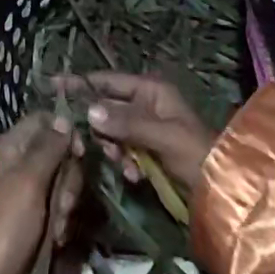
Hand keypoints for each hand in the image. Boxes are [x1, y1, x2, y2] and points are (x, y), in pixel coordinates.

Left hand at [0, 113, 82, 273]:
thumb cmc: (6, 227)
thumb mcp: (28, 181)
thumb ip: (48, 147)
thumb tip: (65, 116)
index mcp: (11, 147)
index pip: (44, 120)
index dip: (65, 131)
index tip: (79, 151)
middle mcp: (19, 164)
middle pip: (59, 152)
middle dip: (69, 177)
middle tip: (62, 201)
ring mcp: (28, 193)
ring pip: (63, 181)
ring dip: (67, 202)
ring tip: (58, 226)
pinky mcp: (36, 218)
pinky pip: (59, 207)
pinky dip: (62, 221)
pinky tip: (58, 238)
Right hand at [60, 72, 215, 192]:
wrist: (222, 192)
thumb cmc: (196, 154)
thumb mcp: (162, 136)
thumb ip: (126, 123)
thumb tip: (89, 111)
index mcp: (150, 90)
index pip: (106, 81)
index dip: (79, 83)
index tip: (51, 85)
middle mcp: (145, 104)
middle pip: (105, 108)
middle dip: (98, 128)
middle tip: (91, 145)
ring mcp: (145, 129)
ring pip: (111, 133)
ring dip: (113, 150)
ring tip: (125, 165)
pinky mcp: (147, 152)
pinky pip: (123, 152)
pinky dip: (125, 164)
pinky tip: (136, 177)